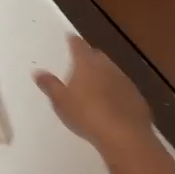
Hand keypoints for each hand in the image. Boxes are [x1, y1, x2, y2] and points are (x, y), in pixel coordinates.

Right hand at [35, 36, 153, 155]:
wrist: (125, 136)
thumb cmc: (87, 115)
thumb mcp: (61, 102)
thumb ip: (50, 85)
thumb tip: (37, 72)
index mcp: (86, 64)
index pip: (78, 45)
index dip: (73, 41)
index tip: (70, 37)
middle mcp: (107, 67)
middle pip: (97, 56)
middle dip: (89, 57)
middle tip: (80, 64)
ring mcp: (125, 81)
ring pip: (112, 71)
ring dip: (104, 74)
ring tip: (95, 86)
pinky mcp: (137, 97)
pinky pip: (123, 88)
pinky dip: (116, 91)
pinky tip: (112, 104)